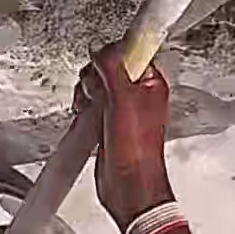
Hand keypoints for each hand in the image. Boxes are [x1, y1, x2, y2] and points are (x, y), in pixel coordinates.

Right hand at [75, 42, 174, 231]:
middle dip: (96, 75)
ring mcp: (121, 105)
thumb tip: (99, 46)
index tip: (105, 63)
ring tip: (91, 104)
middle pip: (108, 64)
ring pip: (96, 81)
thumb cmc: (136, 149)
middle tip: (100, 90)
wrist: (128, 186)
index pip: (130, 50)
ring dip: (88, 90)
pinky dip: (84, 103)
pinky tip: (84, 112)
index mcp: (150, 81)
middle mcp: (137, 91)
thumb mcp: (123, 97)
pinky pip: (90, 99)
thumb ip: (110, 66)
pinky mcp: (107, 118)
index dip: (114, 54)